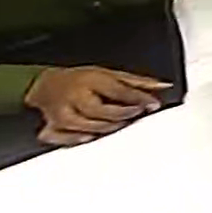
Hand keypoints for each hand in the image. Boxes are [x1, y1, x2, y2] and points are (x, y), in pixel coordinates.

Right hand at [24, 66, 170, 146]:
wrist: (46, 85)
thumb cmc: (83, 79)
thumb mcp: (112, 74)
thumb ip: (139, 82)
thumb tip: (165, 86)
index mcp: (92, 81)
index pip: (119, 91)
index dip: (139, 98)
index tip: (153, 104)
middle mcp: (74, 97)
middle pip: (100, 110)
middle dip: (123, 114)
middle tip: (137, 113)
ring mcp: (59, 113)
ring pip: (84, 125)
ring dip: (107, 127)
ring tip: (122, 124)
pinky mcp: (49, 127)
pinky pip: (60, 137)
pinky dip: (76, 139)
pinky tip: (91, 136)